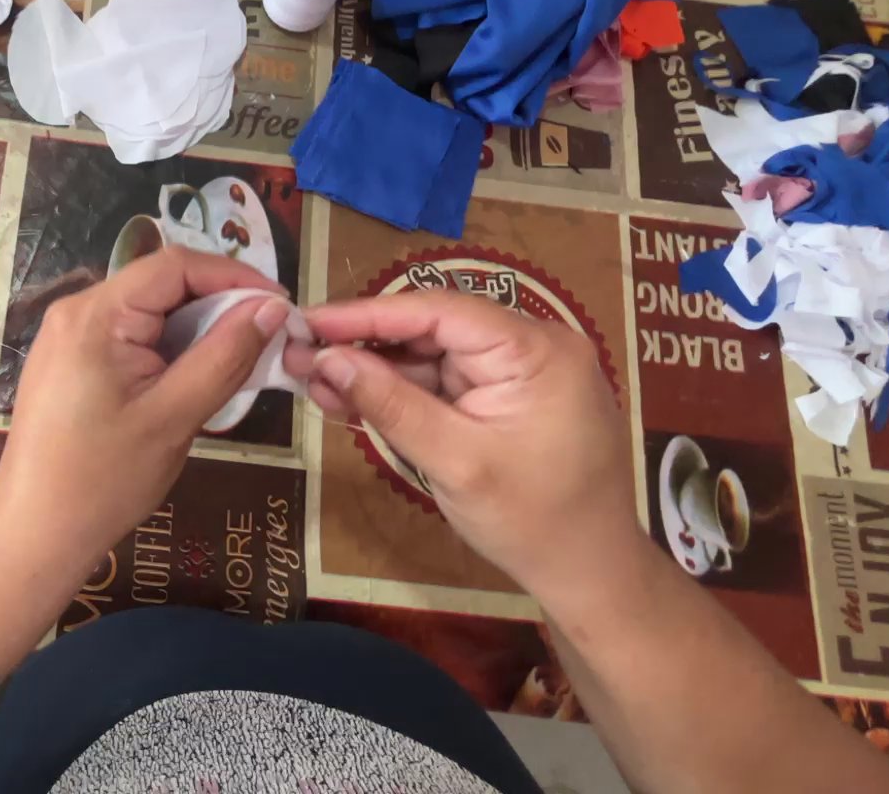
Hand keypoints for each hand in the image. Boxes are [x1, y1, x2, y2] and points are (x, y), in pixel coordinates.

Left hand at [0, 247, 289, 561]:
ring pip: (149, 311)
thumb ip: (225, 355)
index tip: (281, 304)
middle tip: (267, 336)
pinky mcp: (71, 360)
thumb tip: (273, 308)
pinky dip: (169, 346)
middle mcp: (77, 310)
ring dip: (196, 327)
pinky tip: (193, 375)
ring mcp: (70, 335)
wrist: (35, 534)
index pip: (175, 266)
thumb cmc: (103, 479)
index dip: (234, 275)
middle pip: (160, 284)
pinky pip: (130, 335)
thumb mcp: (175, 417)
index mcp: (96, 314)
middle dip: (218, 303)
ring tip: (238, 357)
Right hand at [286, 289, 644, 601]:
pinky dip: (391, 391)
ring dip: (369, 370)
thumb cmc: (534, 522)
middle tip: (299, 354)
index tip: (309, 321)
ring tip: (310, 380)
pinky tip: (344, 397)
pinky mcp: (495, 394)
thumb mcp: (455, 462)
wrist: (589, 577)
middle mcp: (526, 345)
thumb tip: (326, 359)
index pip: (438, 311)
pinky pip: (434, 381)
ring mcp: (511, 370)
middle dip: (361, 344)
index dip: (366, 313)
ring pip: (424, 355)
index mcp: (535, 350)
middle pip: (428, 328)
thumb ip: (390, 404)